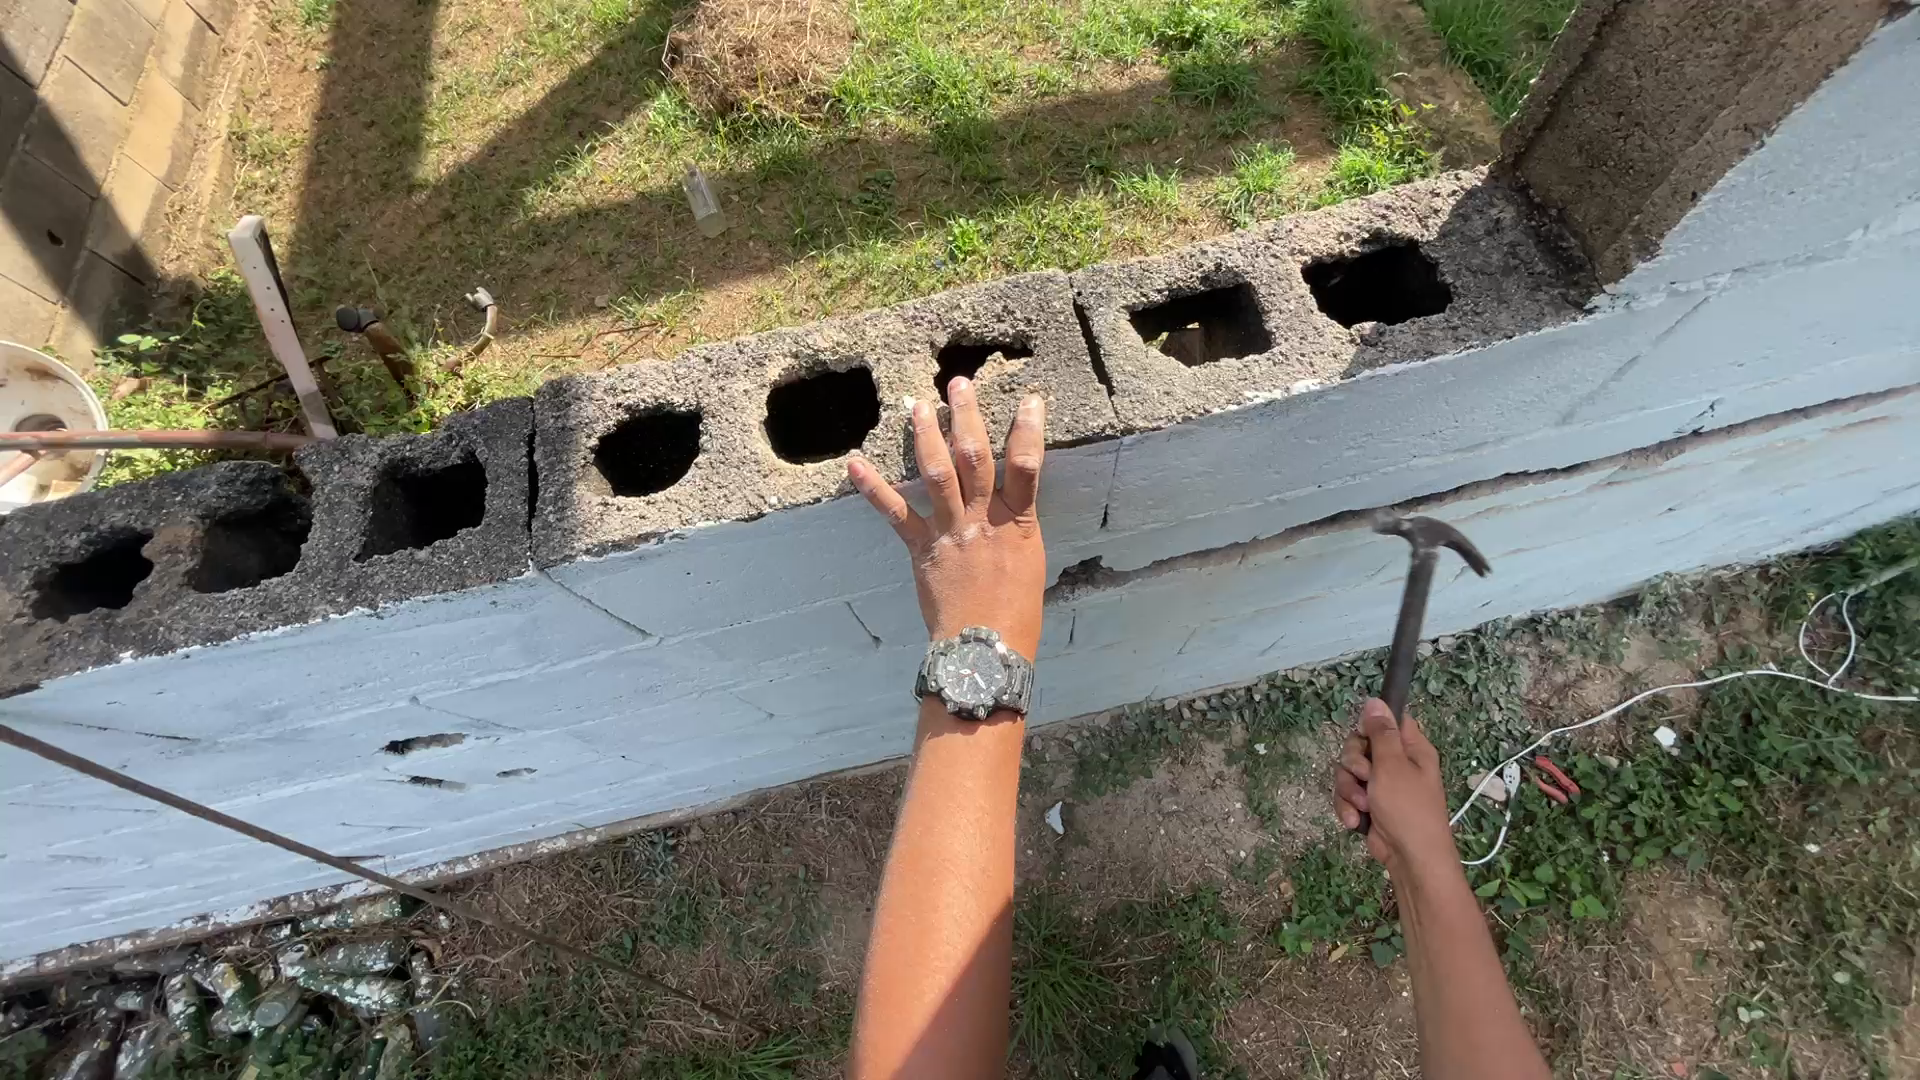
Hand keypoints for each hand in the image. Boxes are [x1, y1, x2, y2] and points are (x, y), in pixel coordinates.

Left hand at [847, 377, 1046, 658]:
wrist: (983, 648)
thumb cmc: (1016, 612)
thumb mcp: (1029, 563)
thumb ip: (1014, 528)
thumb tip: (1006, 506)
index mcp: (1018, 523)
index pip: (1028, 465)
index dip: (1029, 429)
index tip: (1030, 398)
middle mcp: (983, 518)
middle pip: (974, 456)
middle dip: (966, 416)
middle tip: (958, 383)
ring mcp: (950, 530)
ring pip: (936, 473)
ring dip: (926, 435)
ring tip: (918, 404)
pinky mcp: (922, 548)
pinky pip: (895, 513)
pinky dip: (873, 488)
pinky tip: (855, 464)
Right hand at [1334, 699, 1457, 878]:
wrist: (1410, 859)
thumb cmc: (1408, 808)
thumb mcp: (1392, 765)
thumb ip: (1381, 733)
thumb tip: (1375, 700)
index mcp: (1412, 749)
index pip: (1387, 721)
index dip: (1371, 726)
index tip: (1364, 739)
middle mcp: (1397, 764)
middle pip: (1359, 745)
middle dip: (1352, 763)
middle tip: (1364, 776)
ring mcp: (1382, 785)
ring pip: (1348, 771)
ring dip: (1348, 789)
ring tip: (1362, 805)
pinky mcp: (1369, 804)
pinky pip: (1347, 793)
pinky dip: (1347, 806)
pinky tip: (1355, 820)